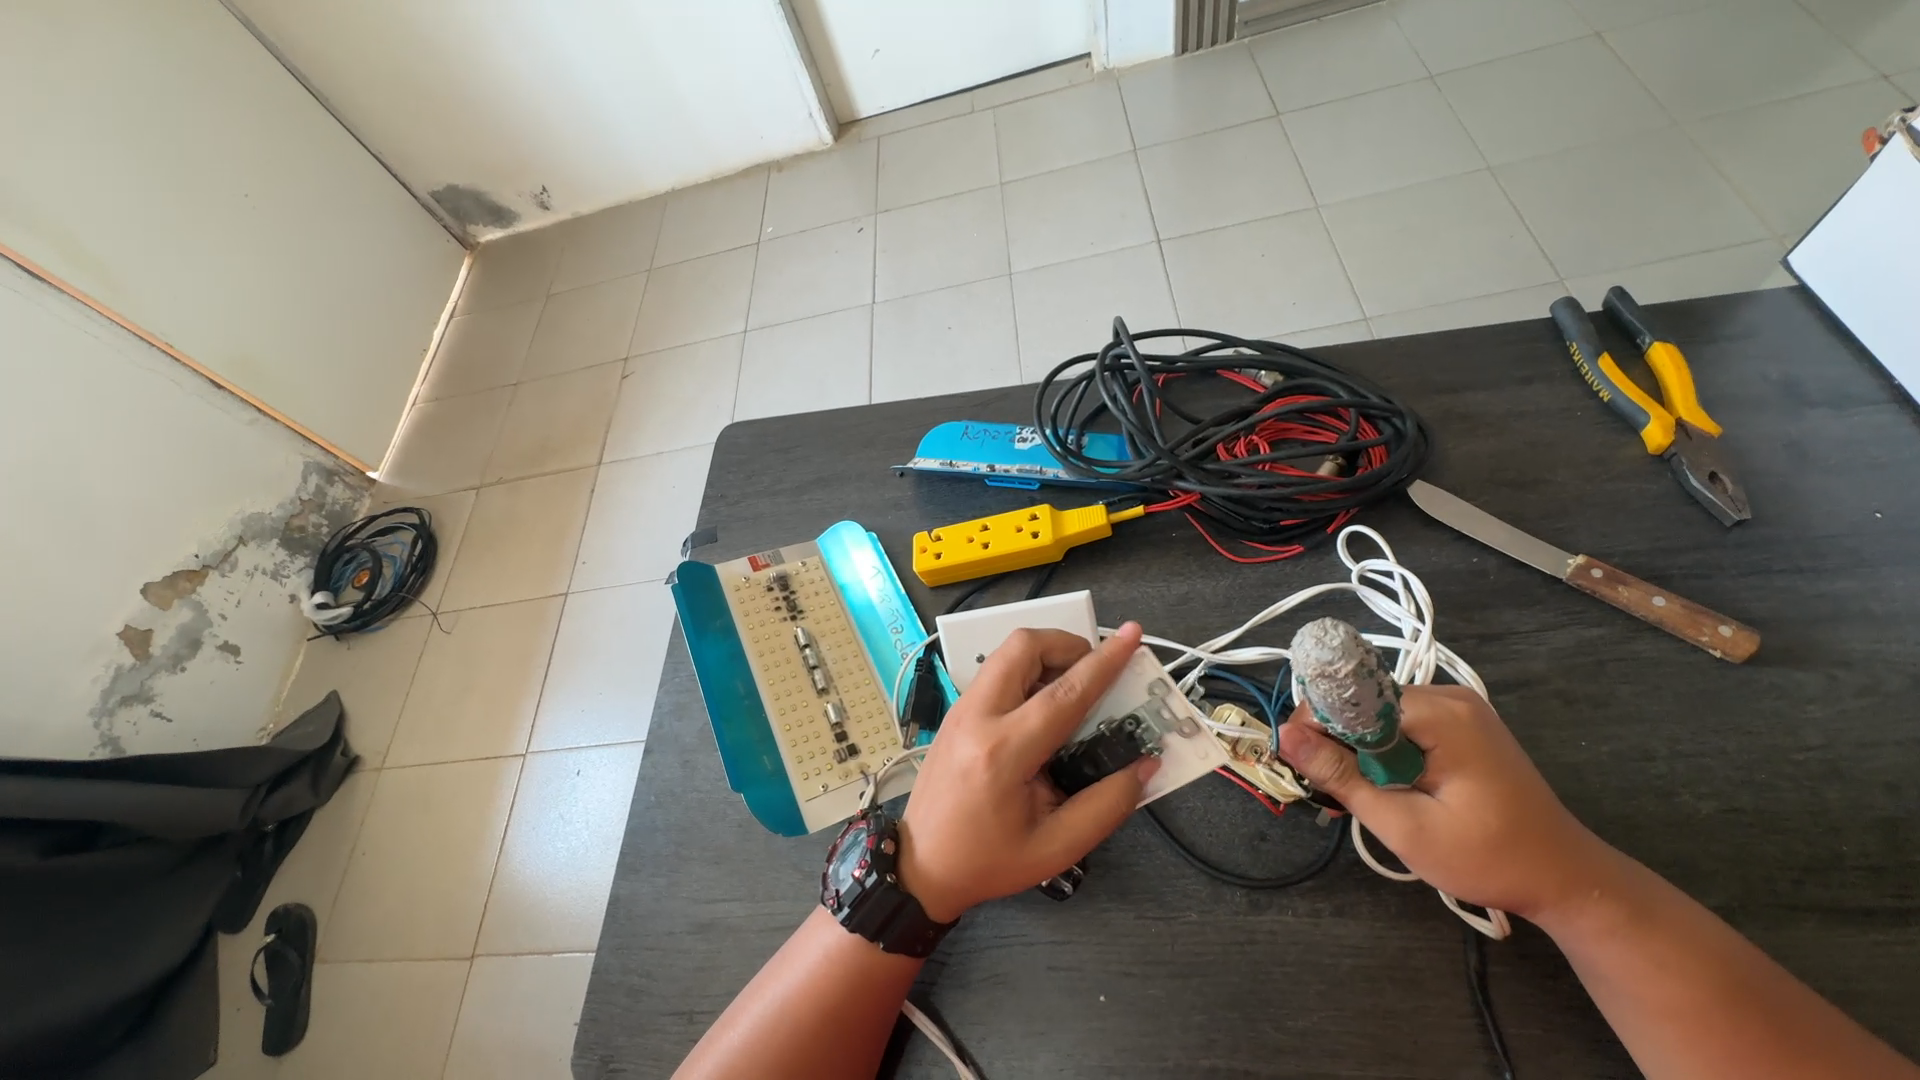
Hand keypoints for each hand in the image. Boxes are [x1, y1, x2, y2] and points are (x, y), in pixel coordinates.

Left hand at [895, 623, 1160, 922]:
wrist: (920, 865)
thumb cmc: (987, 861)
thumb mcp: (1056, 848)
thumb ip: (1106, 806)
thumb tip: (1144, 764)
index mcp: (1002, 753)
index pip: (1062, 694)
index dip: (1103, 663)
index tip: (1131, 636)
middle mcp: (977, 717)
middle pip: (1023, 647)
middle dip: (1067, 644)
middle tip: (1095, 670)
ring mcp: (960, 709)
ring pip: (1006, 653)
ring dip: (1046, 655)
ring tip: (1073, 688)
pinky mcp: (955, 712)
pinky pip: (996, 672)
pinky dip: (1026, 672)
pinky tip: (1044, 705)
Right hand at [1277, 684, 1612, 921]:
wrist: (1567, 878)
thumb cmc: (1487, 858)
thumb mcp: (1403, 824)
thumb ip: (1341, 776)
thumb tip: (1284, 736)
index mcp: (1440, 714)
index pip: (1351, 697)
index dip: (1316, 725)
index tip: (1296, 761)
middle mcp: (1449, 697)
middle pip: (1363, 703)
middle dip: (1336, 741)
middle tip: (1327, 789)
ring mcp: (1459, 709)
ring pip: (1378, 715)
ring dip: (1358, 750)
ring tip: (1353, 793)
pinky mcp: (1462, 725)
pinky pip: (1401, 725)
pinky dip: (1383, 752)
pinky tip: (1384, 786)